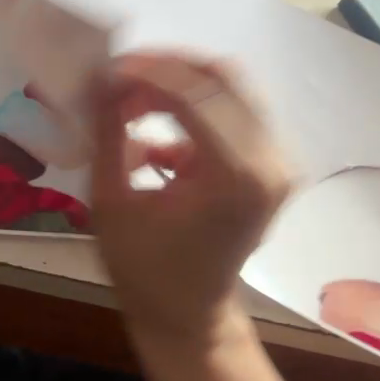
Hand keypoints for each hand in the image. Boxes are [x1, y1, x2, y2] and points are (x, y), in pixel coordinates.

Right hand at [90, 53, 291, 354]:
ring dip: (178, 85)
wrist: (186, 313)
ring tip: (130, 102)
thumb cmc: (142, 267)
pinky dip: (191, 110)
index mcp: (234, 176)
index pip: (196, 94)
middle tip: (117, 77)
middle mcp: (269, 162)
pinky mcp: (269, 165)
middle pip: (224, 77)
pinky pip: (232, 113)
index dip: (147, 72)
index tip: (105, 69)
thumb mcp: (110, 200)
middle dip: (165, 68)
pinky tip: (151, 132)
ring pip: (232, 89)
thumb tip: (102, 81)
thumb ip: (109, 134)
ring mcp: (276, 162)